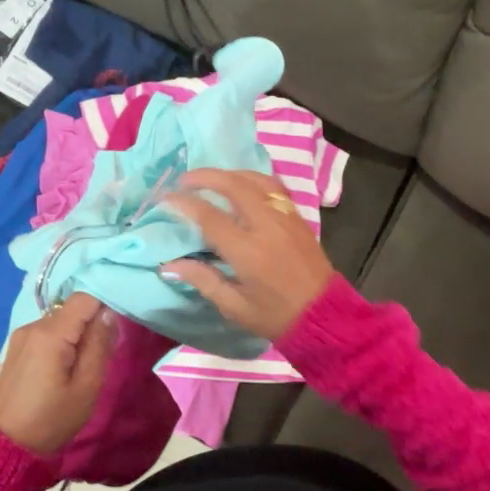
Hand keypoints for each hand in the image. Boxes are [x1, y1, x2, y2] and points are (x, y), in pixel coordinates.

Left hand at [0, 293, 117, 454]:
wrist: (8, 444)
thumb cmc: (53, 417)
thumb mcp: (87, 385)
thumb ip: (99, 345)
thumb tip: (108, 314)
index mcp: (50, 334)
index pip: (84, 298)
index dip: (106, 302)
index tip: (121, 321)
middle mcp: (32, 326)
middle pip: (72, 308)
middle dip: (94, 320)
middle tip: (110, 346)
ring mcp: (22, 336)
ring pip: (61, 320)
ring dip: (79, 332)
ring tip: (91, 359)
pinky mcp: (19, 348)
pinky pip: (49, 332)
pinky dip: (65, 339)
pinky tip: (71, 362)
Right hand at [162, 169, 334, 339]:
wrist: (323, 315)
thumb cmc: (276, 316)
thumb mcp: (235, 306)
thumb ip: (202, 280)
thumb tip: (168, 265)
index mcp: (247, 250)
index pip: (209, 216)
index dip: (184, 203)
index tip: (166, 197)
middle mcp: (267, 226)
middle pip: (234, 185)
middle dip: (206, 176)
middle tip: (185, 180)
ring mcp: (286, 218)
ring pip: (257, 181)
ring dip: (231, 174)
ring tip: (213, 179)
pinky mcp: (298, 219)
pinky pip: (275, 188)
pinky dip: (255, 180)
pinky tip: (243, 185)